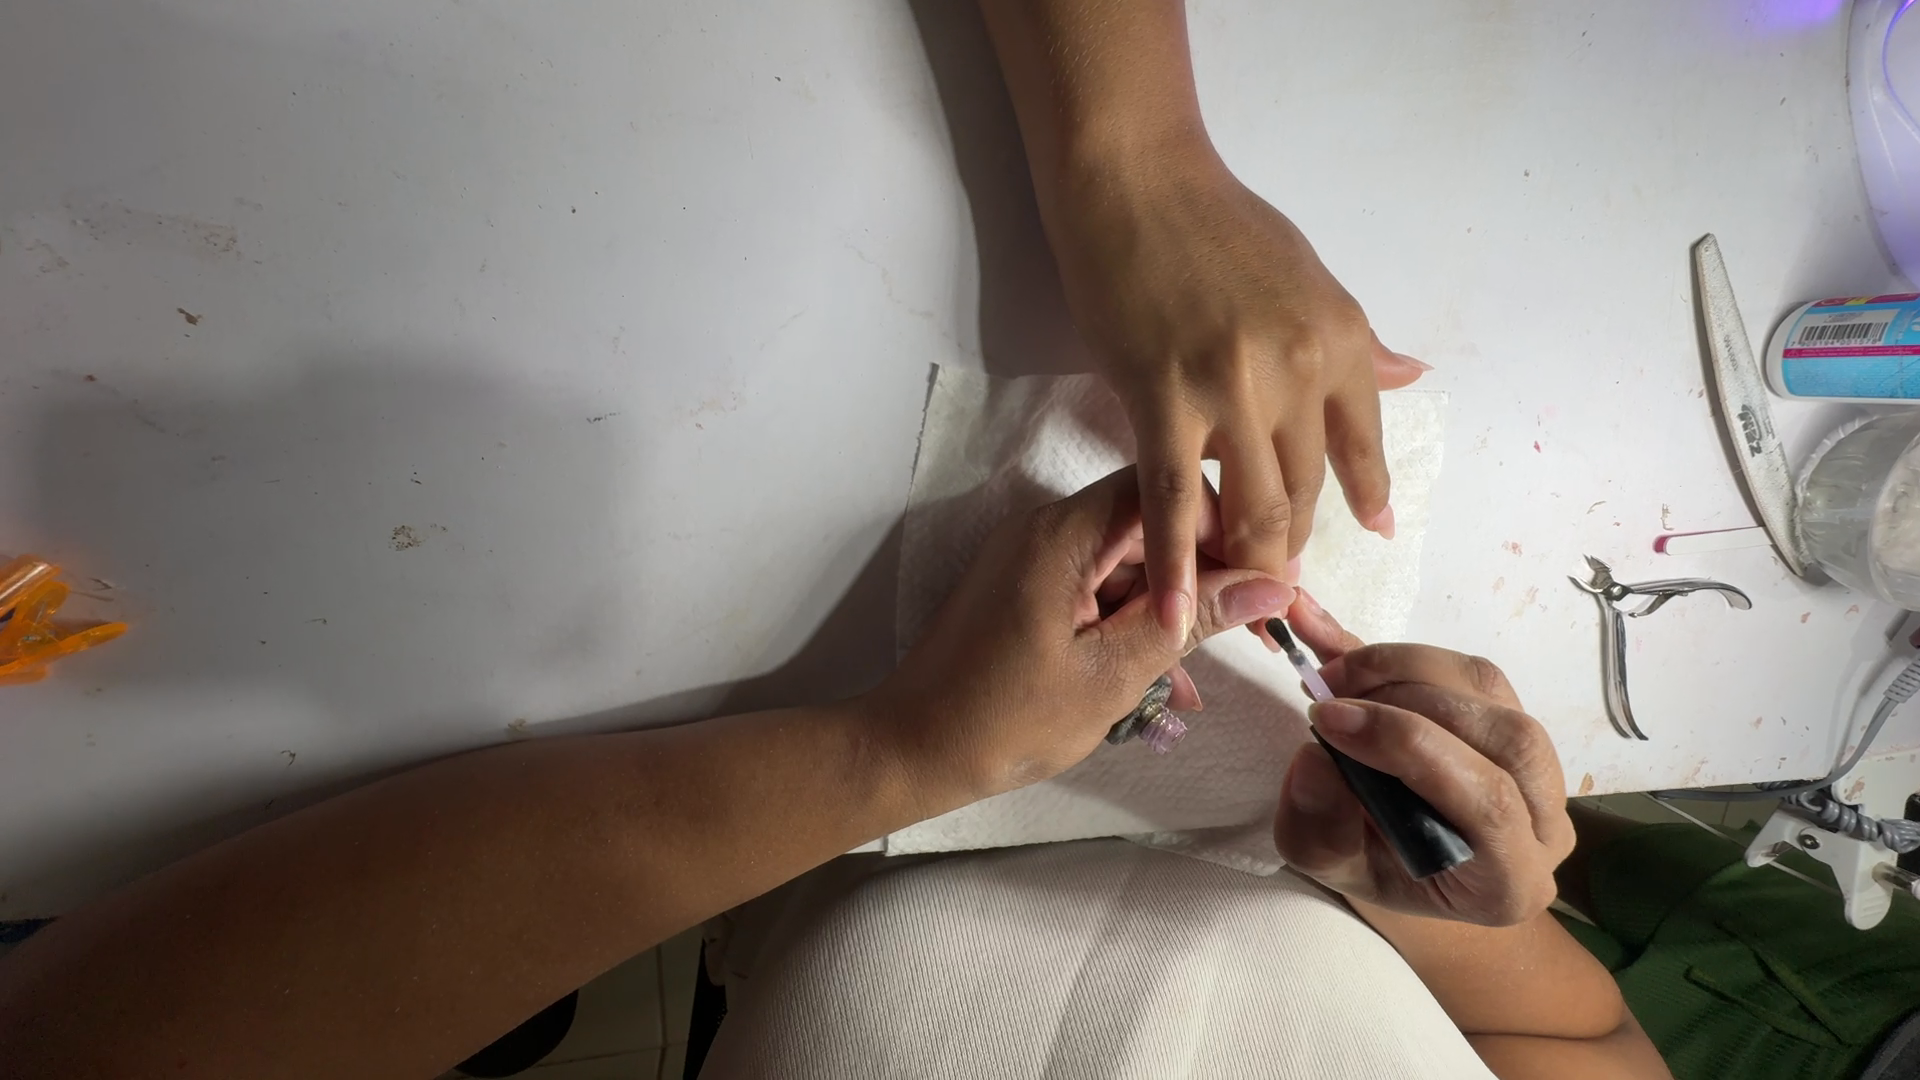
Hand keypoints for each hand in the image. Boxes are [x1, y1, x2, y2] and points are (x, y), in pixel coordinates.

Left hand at [869, 467, 1293, 802]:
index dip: (1220, 525)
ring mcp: (1032, 558)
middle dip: (1201, 574)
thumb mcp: (1111, 675)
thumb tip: (1267, 586)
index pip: (1160, 489)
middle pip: (1145, 523)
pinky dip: (1129, 620)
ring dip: (1168, 607)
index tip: (1265, 578)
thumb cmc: (1007, 719)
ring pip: (1124, 560)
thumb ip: (1188, 621)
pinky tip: (1164, 677)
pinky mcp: (1026, 587)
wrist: (916, 747)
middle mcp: (1044, 530)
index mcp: (1060, 536)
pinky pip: (1095, 587)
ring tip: (1208, 668)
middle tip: (1255, 626)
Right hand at [1046, 149, 1427, 636]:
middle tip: (1271, 583)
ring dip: (1243, 563)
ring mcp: (1231, 390)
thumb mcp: (1306, 277)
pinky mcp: (1162, 402)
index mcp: (1337, 340)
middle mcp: (1297, 372)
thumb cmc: (1213, 228)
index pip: (1359, 448)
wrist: (1137, 185)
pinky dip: (1175, 565)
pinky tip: (1175, 614)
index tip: (1360, 540)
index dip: (1361, 502)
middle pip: (1301, 492)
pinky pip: (1172, 498)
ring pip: (1248, 505)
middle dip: (1289, 547)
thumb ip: (1352, 342)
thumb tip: (1407, 376)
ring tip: (1233, 600)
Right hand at [1272, 592, 1574, 926]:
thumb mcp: (1319, 860)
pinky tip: (1347, 659)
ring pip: (1488, 689)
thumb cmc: (1363, 863)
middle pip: (1506, 735)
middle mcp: (1542, 822)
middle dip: (1405, 697)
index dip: (1407, 745)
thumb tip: (1317, 758)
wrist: (1389, 850)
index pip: (1489, 803)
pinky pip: (1467, 670)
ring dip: (1401, 667)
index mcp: (1507, 879)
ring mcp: (1534, 765)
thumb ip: (1317, 825)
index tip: (1325, 718)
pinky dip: (1401, 656)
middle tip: (1325, 690)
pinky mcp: (1506, 718)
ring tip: (1334, 676)